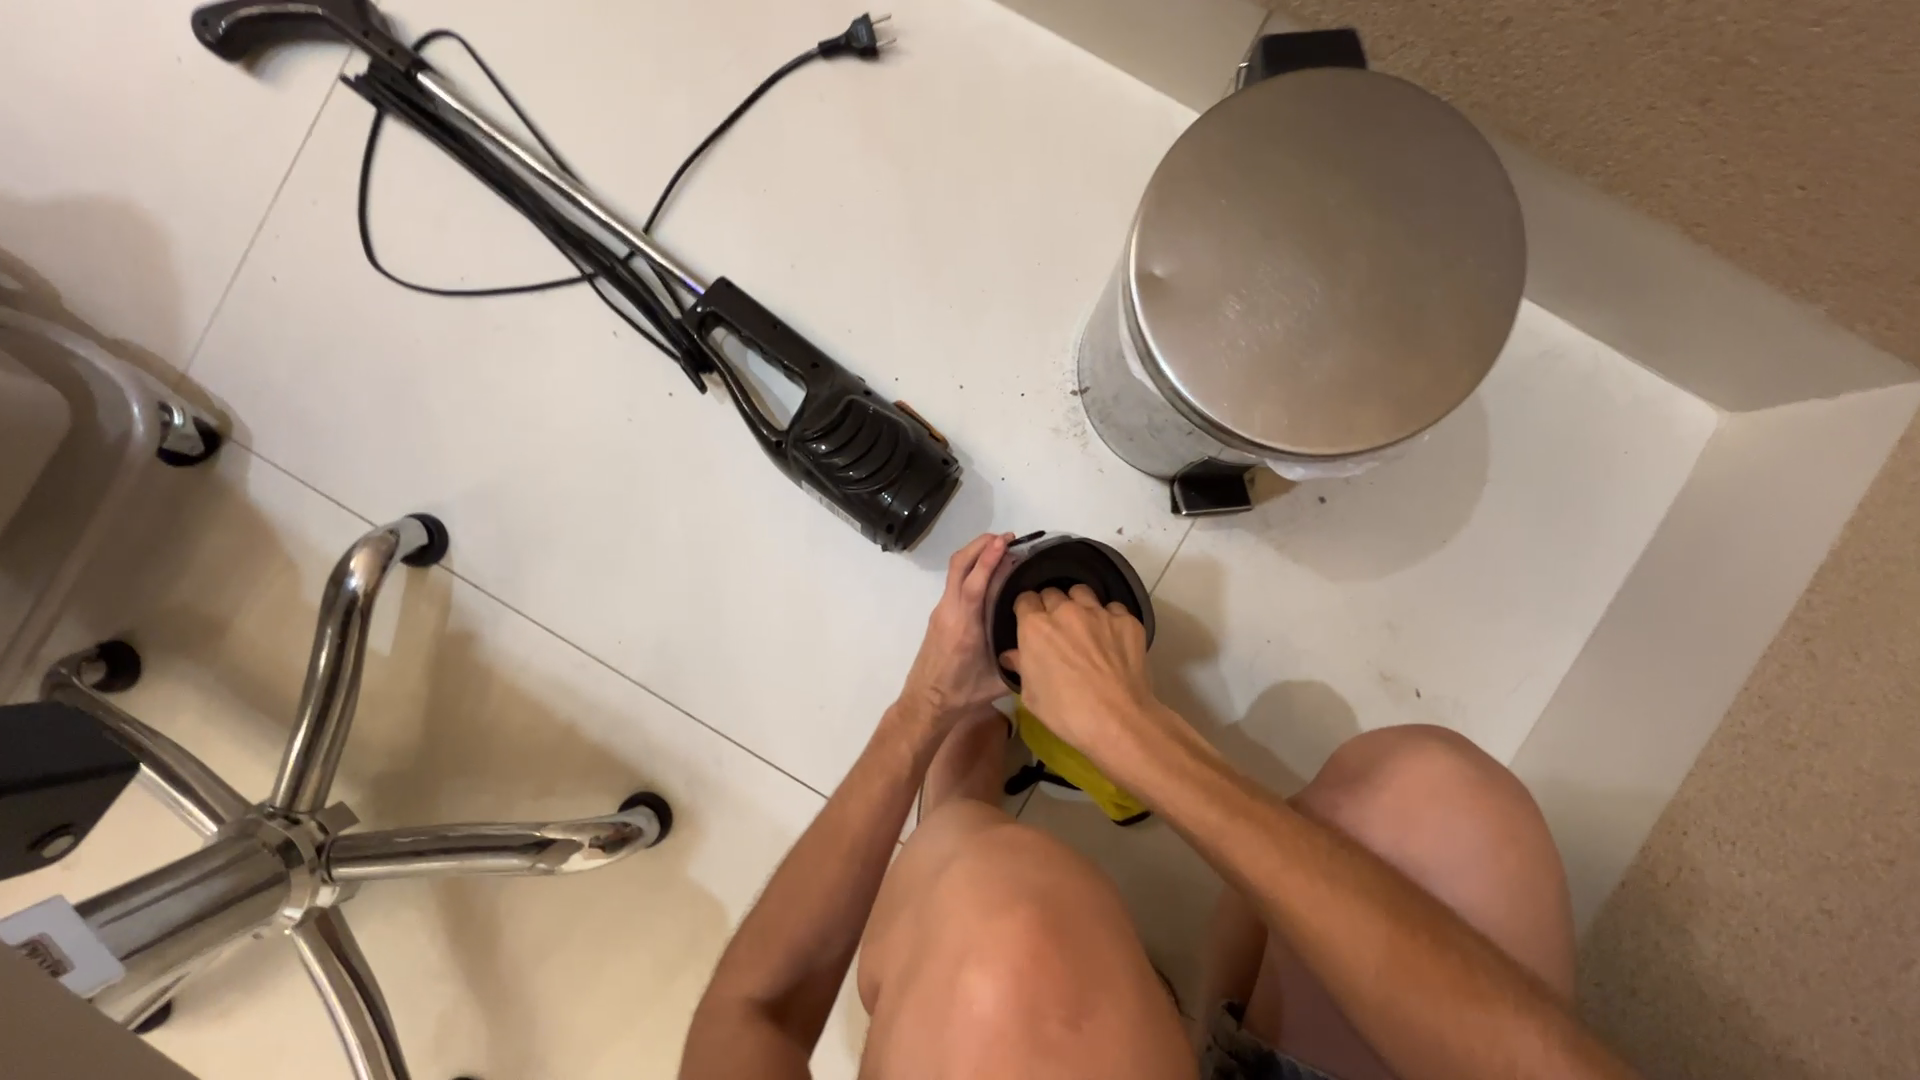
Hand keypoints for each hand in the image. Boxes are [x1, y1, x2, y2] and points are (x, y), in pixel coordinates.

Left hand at [893, 532, 1014, 732]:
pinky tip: (992, 574)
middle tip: (1008, 538)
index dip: (989, 560)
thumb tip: (1043, 640)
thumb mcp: (997, 680)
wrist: (925, 703)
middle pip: (959, 566)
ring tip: (1003, 550)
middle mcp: (949, 612)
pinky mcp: (940, 614)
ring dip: (976, 555)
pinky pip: (956, 583)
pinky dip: (972, 569)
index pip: (975, 584)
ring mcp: (942, 611)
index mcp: (964, 627)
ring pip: (955, 571)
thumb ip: (1019, 658)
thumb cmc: (962, 695)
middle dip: (981, 545)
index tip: (1006, 541)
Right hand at [999, 585, 1173, 771]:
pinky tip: (1111, 637)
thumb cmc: (1065, 713)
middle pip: (1052, 593)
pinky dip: (1109, 618)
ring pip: (1082, 593)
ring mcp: (1099, 613)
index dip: (1026, 610)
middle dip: (1050, 606)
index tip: (1029, 622)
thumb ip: (1020, 667)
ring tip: (1083, 623)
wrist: (1117, 720)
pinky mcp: (1126, 621)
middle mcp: (1065, 611)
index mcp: (1035, 627)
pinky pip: (1114, 609)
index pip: (1025, 599)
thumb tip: (1011, 655)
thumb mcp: (1031, 696)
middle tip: (1056, 627)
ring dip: (1078, 604)